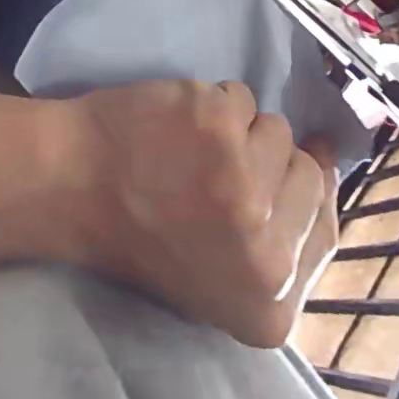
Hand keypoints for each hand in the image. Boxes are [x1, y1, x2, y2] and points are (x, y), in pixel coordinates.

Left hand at [65, 80, 338, 347]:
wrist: (70, 186)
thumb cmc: (141, 230)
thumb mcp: (219, 270)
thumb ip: (282, 234)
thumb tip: (326, 160)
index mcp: (270, 303)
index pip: (327, 227)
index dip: (307, 191)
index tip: (274, 172)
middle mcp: (266, 251)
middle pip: (308, 172)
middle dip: (266, 160)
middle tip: (214, 171)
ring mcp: (243, 182)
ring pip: (276, 128)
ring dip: (235, 129)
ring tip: (188, 151)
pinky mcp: (218, 124)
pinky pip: (239, 95)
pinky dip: (209, 101)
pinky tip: (175, 126)